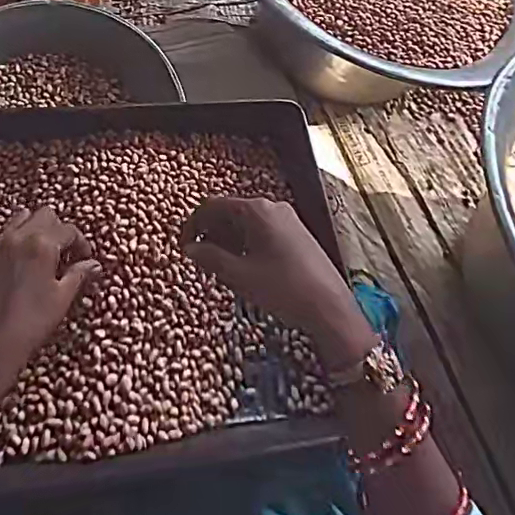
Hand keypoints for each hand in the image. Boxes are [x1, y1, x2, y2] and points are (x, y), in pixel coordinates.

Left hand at [0, 207, 99, 409]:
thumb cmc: (27, 326)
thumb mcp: (60, 300)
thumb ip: (78, 275)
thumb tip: (93, 264)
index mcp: (41, 244)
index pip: (68, 229)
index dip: (81, 242)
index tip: (84, 258)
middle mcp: (16, 238)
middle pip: (44, 215)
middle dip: (58, 229)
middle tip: (65, 253)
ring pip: (20, 220)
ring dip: (35, 230)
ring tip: (41, 256)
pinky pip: (1, 239)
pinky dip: (14, 243)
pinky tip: (18, 268)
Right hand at [180, 197, 375, 368]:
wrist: (331, 308)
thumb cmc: (283, 288)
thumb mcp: (240, 276)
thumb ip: (211, 258)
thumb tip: (190, 249)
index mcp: (257, 210)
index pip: (213, 206)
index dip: (193, 225)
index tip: (183, 247)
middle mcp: (273, 207)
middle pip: (230, 212)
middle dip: (211, 233)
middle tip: (200, 260)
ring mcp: (288, 219)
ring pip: (246, 223)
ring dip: (228, 240)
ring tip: (220, 267)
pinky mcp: (297, 234)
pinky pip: (262, 231)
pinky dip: (246, 244)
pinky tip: (244, 267)